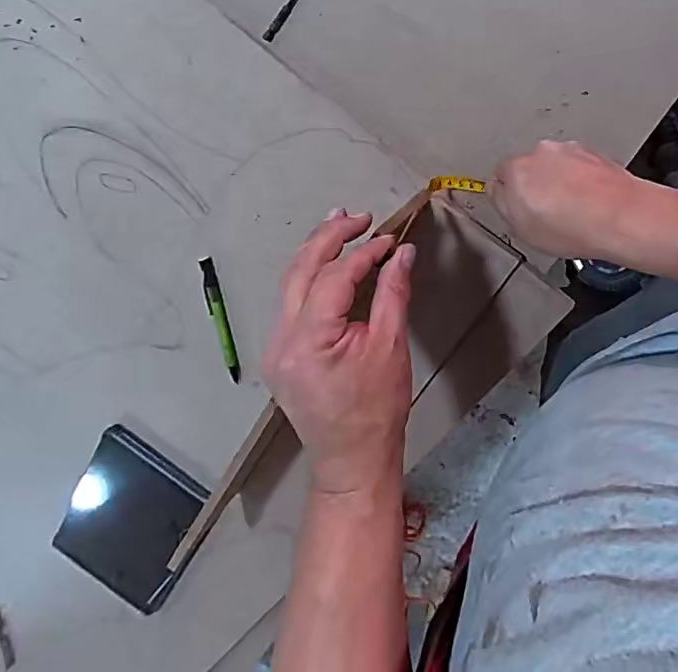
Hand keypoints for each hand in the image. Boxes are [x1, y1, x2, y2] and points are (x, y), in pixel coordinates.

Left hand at [264, 209, 414, 495]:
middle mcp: (282, 340)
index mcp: (308, 341)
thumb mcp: (390, 347)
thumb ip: (393, 293)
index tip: (389, 241)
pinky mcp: (280, 352)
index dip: (363, 253)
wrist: (352, 460)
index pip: (334, 278)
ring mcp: (276, 347)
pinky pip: (292, 301)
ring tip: (340, 225)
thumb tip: (402, 254)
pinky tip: (328, 263)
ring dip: (315, 252)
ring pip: (290, 282)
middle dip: (329, 237)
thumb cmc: (376, 411)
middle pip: (300, 270)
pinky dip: (311, 276)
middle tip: (358, 218)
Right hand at [492, 139, 645, 259]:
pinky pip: (582, 168)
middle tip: (548, 213)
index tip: (520, 210)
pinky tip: (591, 204)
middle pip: (531, 167)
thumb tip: (499, 193)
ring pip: (558, 165)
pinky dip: (584, 181)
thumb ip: (502, 204)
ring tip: (574, 212)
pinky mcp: (597, 154)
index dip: (510, 196)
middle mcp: (542, 152)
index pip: (501, 176)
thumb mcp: (520, 229)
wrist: (621, 217)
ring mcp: (572, 150)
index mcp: (516, 167)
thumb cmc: (574, 226)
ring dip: (562, 182)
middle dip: (537, 185)